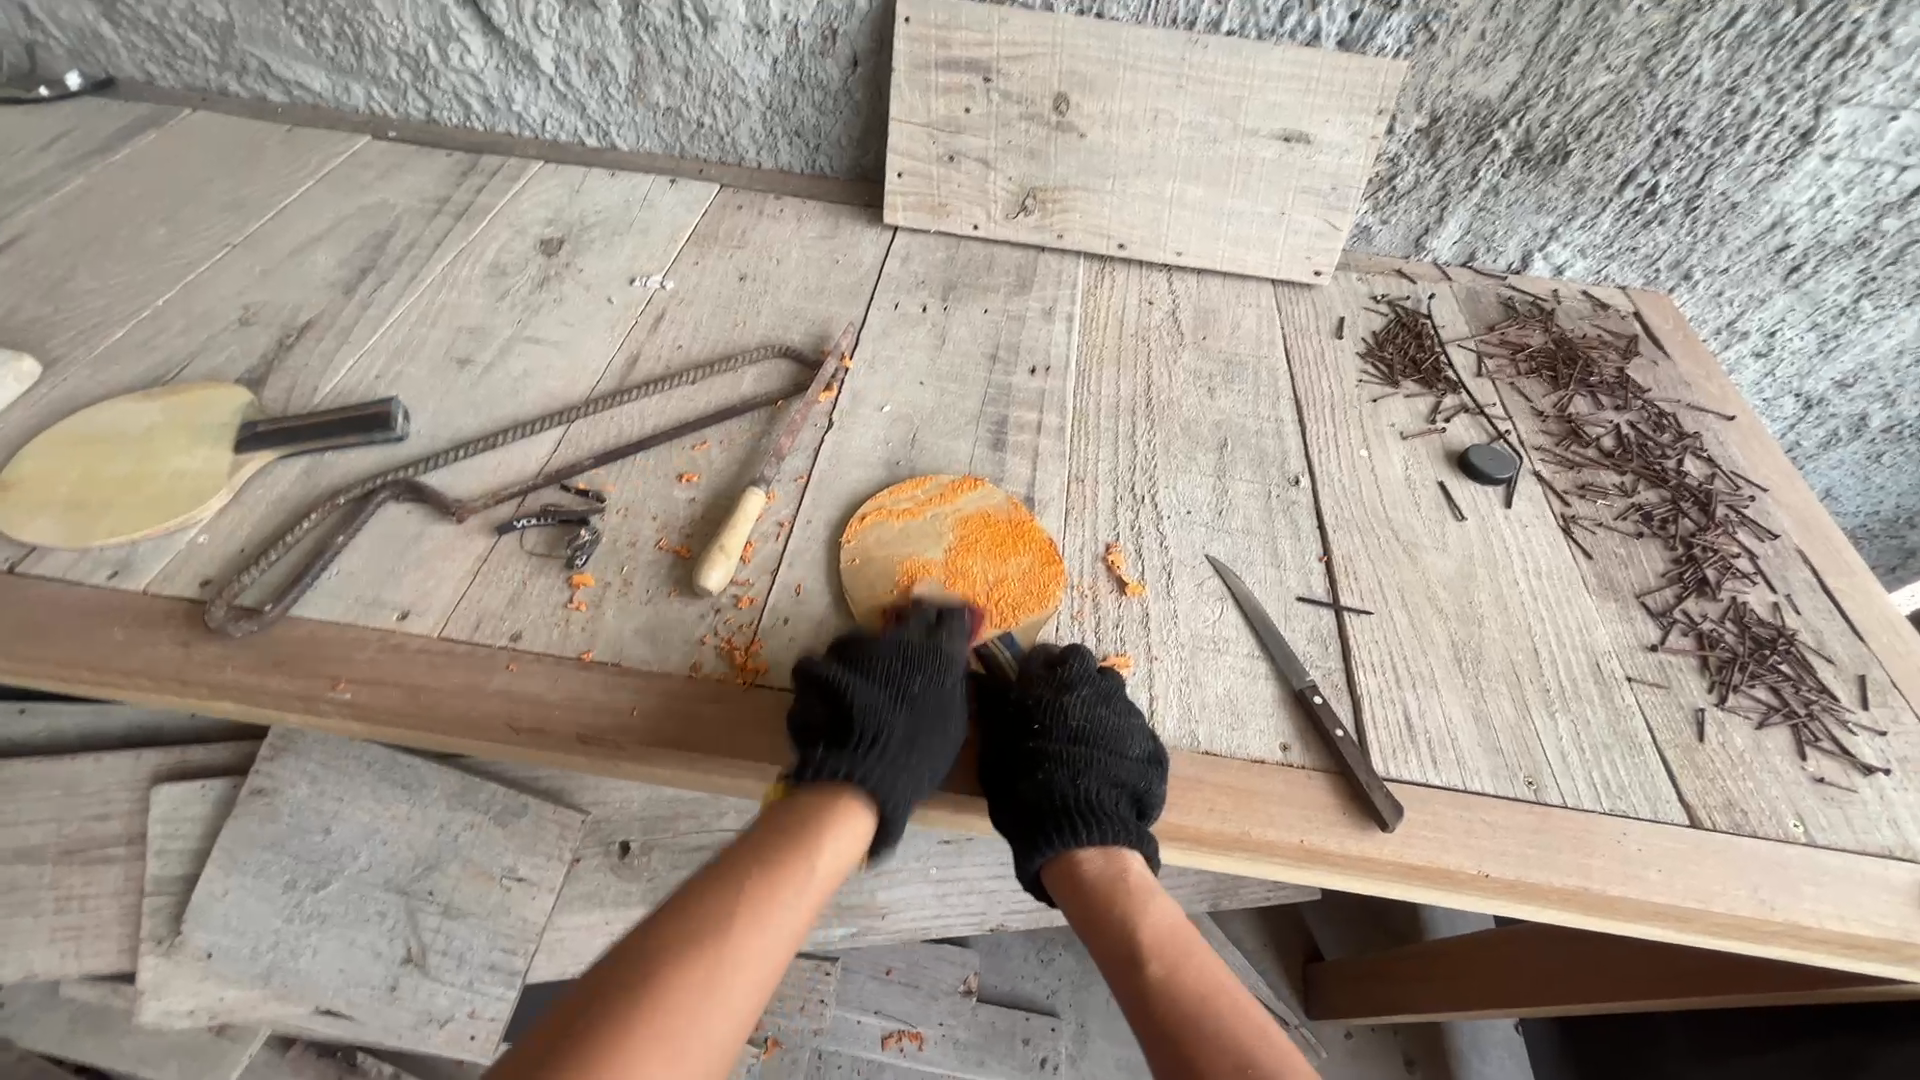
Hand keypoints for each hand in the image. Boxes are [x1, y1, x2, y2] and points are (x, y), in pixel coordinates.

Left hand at [785, 601, 974, 857]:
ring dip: (866, 653)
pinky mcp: (826, 661)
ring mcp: (860, 646)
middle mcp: (902, 638)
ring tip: (861, 681)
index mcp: (940, 653)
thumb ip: (950, 685)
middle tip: (907, 646)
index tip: (947, 626)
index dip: (949, 620)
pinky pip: (829, 662)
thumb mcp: (951, 721)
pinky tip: (828, 694)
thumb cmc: (918, 756)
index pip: (952, 617)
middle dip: (912, 624)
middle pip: (912, 615)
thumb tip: (949, 669)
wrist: (863, 773)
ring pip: (866, 638)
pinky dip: (829, 674)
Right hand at [975, 643, 1169, 904]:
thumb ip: (997, 710)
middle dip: (1072, 677)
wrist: (1081, 832)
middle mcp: (1086, 684)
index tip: (1032, 687)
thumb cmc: (1025, 789)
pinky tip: (1109, 762)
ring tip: (1089, 735)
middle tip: (1062, 706)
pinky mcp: (1146, 736)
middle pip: (1081, 662)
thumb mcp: (994, 748)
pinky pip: (1130, 725)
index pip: (1042, 655)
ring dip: (1098, 702)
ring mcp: (1121, 708)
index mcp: (1045, 682)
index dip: (1037, 671)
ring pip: (1111, 689)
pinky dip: (1120, 735)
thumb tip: (985, 684)